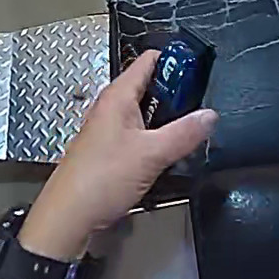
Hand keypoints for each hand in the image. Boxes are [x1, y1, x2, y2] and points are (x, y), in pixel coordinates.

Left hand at [19, 51, 217, 259]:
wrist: (67, 220)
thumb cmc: (103, 178)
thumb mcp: (152, 154)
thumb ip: (184, 133)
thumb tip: (211, 115)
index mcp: (119, 95)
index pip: (150, 60)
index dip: (175, 59)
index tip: (200, 70)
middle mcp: (113, 106)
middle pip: (151, 85)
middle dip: (177, 92)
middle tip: (202, 104)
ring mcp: (111, 128)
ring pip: (147, 112)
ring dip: (169, 118)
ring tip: (193, 129)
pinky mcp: (111, 150)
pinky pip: (140, 133)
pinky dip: (157, 137)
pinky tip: (171, 152)